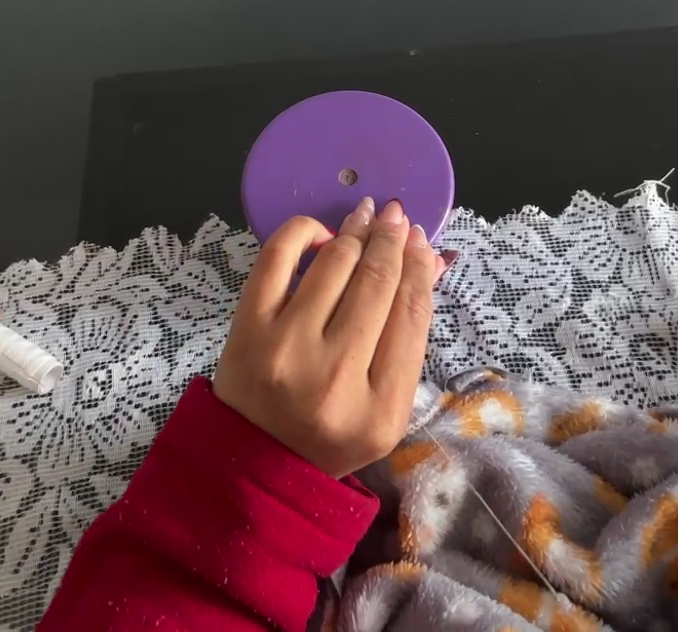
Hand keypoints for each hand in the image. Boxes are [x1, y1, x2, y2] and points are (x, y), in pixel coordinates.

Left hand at [212, 198, 452, 477]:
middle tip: (395, 216)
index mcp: (381, 409)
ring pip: (335, 264)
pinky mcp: (248, 328)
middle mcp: (336, 377)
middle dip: (391, 240)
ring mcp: (288, 349)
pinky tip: (320, 233)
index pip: (412, 313)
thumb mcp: (385, 406)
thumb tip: (429, 258)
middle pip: (377, 283)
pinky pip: (278, 257)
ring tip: (366, 216)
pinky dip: (302, 232)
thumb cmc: (329, 433)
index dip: (419, 266)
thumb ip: (409, 337)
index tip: (419, 240)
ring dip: (356, 230)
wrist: (252, 461)